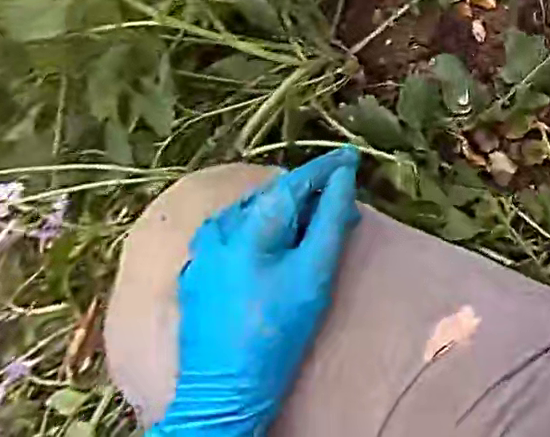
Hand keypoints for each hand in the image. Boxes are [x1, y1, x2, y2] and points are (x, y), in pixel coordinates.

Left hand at [152, 147, 359, 436]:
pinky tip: (283, 246)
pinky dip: (266, 229)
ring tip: (317, 225)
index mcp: (245, 227)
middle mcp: (217, 232)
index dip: (329, 166)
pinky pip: (237, 235)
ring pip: (255, 213)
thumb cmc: (278, 328)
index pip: (295, 181)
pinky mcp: (196, 276)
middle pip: (274, 195)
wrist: (223, 395)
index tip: (353, 155)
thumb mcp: (316, 268)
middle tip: (343, 202)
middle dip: (311, 193)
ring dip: (288, 211)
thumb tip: (345, 173)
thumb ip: (333, 215)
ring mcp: (200, 255)